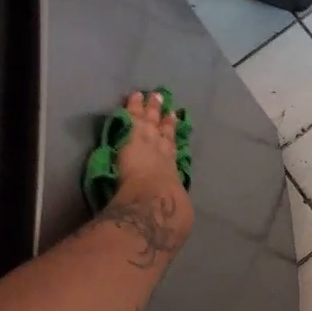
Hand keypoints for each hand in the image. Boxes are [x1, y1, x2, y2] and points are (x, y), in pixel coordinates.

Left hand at [108, 91, 194, 249]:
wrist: (156, 205)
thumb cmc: (167, 214)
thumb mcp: (174, 213)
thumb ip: (173, 210)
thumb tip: (177, 216)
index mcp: (172, 175)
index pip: (172, 152)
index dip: (172, 138)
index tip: (175, 125)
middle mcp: (164, 156)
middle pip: (164, 133)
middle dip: (164, 120)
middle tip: (166, 104)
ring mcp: (149, 145)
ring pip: (150, 122)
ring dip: (151, 108)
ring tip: (152, 95)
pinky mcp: (134, 138)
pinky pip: (134, 118)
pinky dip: (135, 106)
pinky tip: (135, 96)